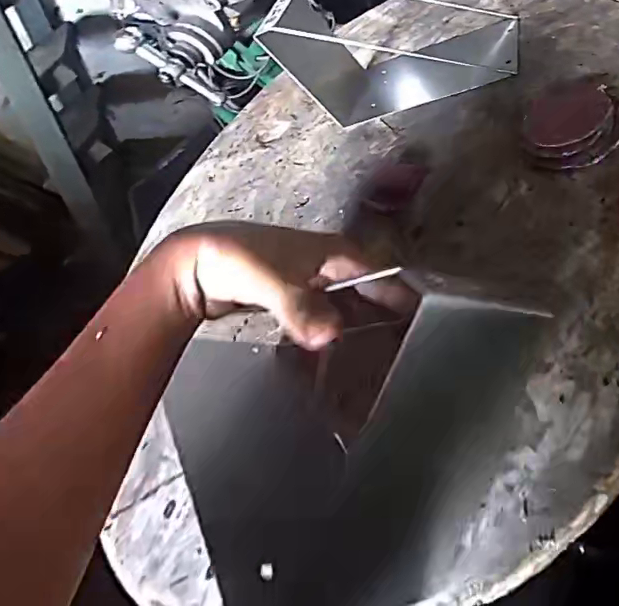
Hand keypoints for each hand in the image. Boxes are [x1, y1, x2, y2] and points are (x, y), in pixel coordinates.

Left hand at [153, 222, 404, 348]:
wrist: (194, 262)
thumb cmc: (242, 260)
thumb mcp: (275, 283)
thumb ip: (303, 310)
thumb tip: (332, 337)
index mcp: (339, 254)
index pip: (384, 276)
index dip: (403, 297)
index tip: (423, 325)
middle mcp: (333, 268)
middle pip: (370, 294)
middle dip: (386, 319)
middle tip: (404, 353)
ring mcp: (315, 285)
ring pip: (349, 309)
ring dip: (361, 331)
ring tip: (378, 364)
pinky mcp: (297, 303)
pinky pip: (327, 321)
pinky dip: (336, 336)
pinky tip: (340, 359)